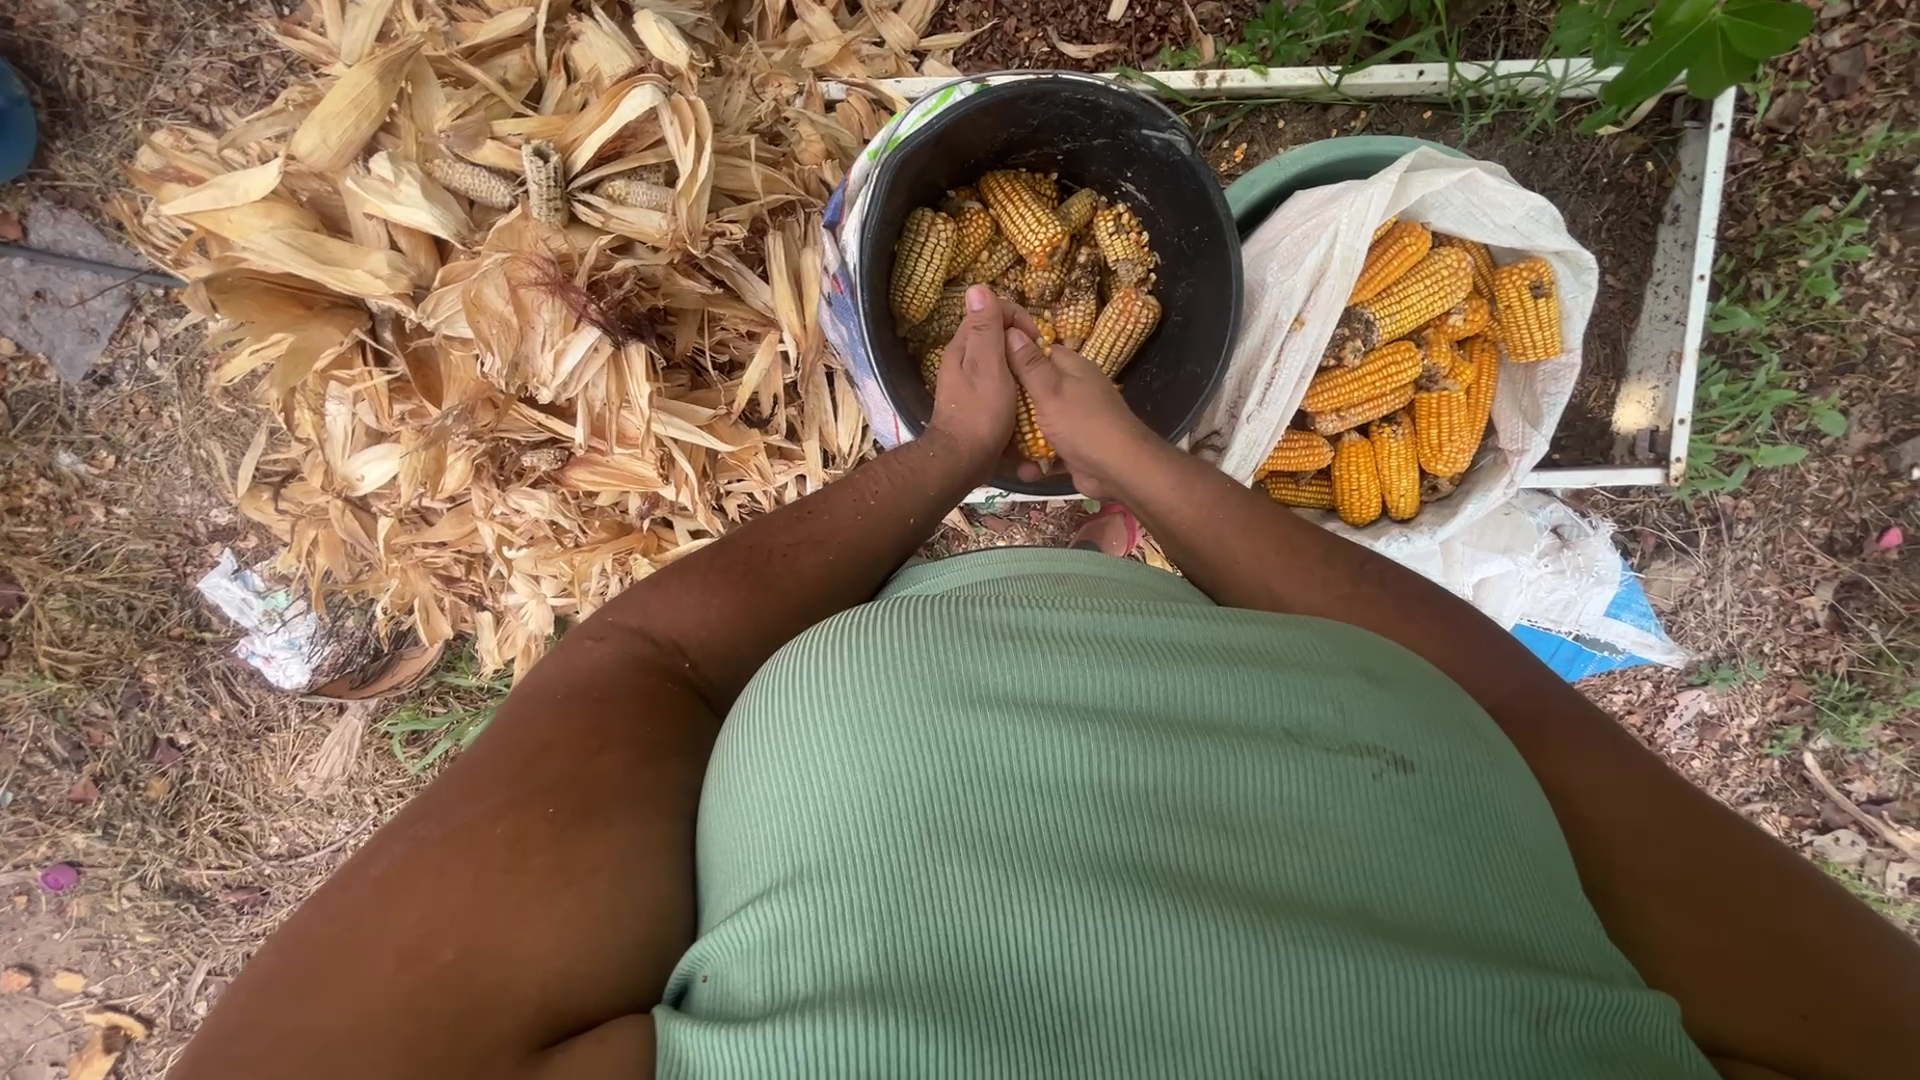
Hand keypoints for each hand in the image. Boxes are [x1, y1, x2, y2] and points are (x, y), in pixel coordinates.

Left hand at [924, 285, 1019, 474]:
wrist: (962, 462)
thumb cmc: (980, 413)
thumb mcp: (988, 366)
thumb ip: (986, 329)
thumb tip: (978, 287)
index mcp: (963, 347)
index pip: (991, 311)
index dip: (1018, 318)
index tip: (1036, 341)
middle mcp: (962, 361)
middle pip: (997, 337)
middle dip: (1021, 344)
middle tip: (1039, 364)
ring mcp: (968, 384)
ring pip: (1000, 363)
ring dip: (1020, 368)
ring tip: (1036, 384)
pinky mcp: (977, 405)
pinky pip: (1000, 386)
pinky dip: (1014, 389)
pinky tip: (1025, 402)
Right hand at [1002, 327, 1164, 500]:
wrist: (1118, 471)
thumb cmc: (1083, 424)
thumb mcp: (1050, 390)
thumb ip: (1029, 364)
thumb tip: (1011, 329)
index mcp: (1072, 368)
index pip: (1039, 350)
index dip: (1013, 354)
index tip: (985, 362)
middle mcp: (1074, 389)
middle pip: (1034, 388)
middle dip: (1011, 400)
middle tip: (981, 404)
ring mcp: (1073, 419)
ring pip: (1037, 421)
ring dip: (1020, 435)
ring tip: (995, 439)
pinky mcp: (1072, 445)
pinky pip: (1046, 447)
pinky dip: (1034, 457)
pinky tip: (1019, 467)